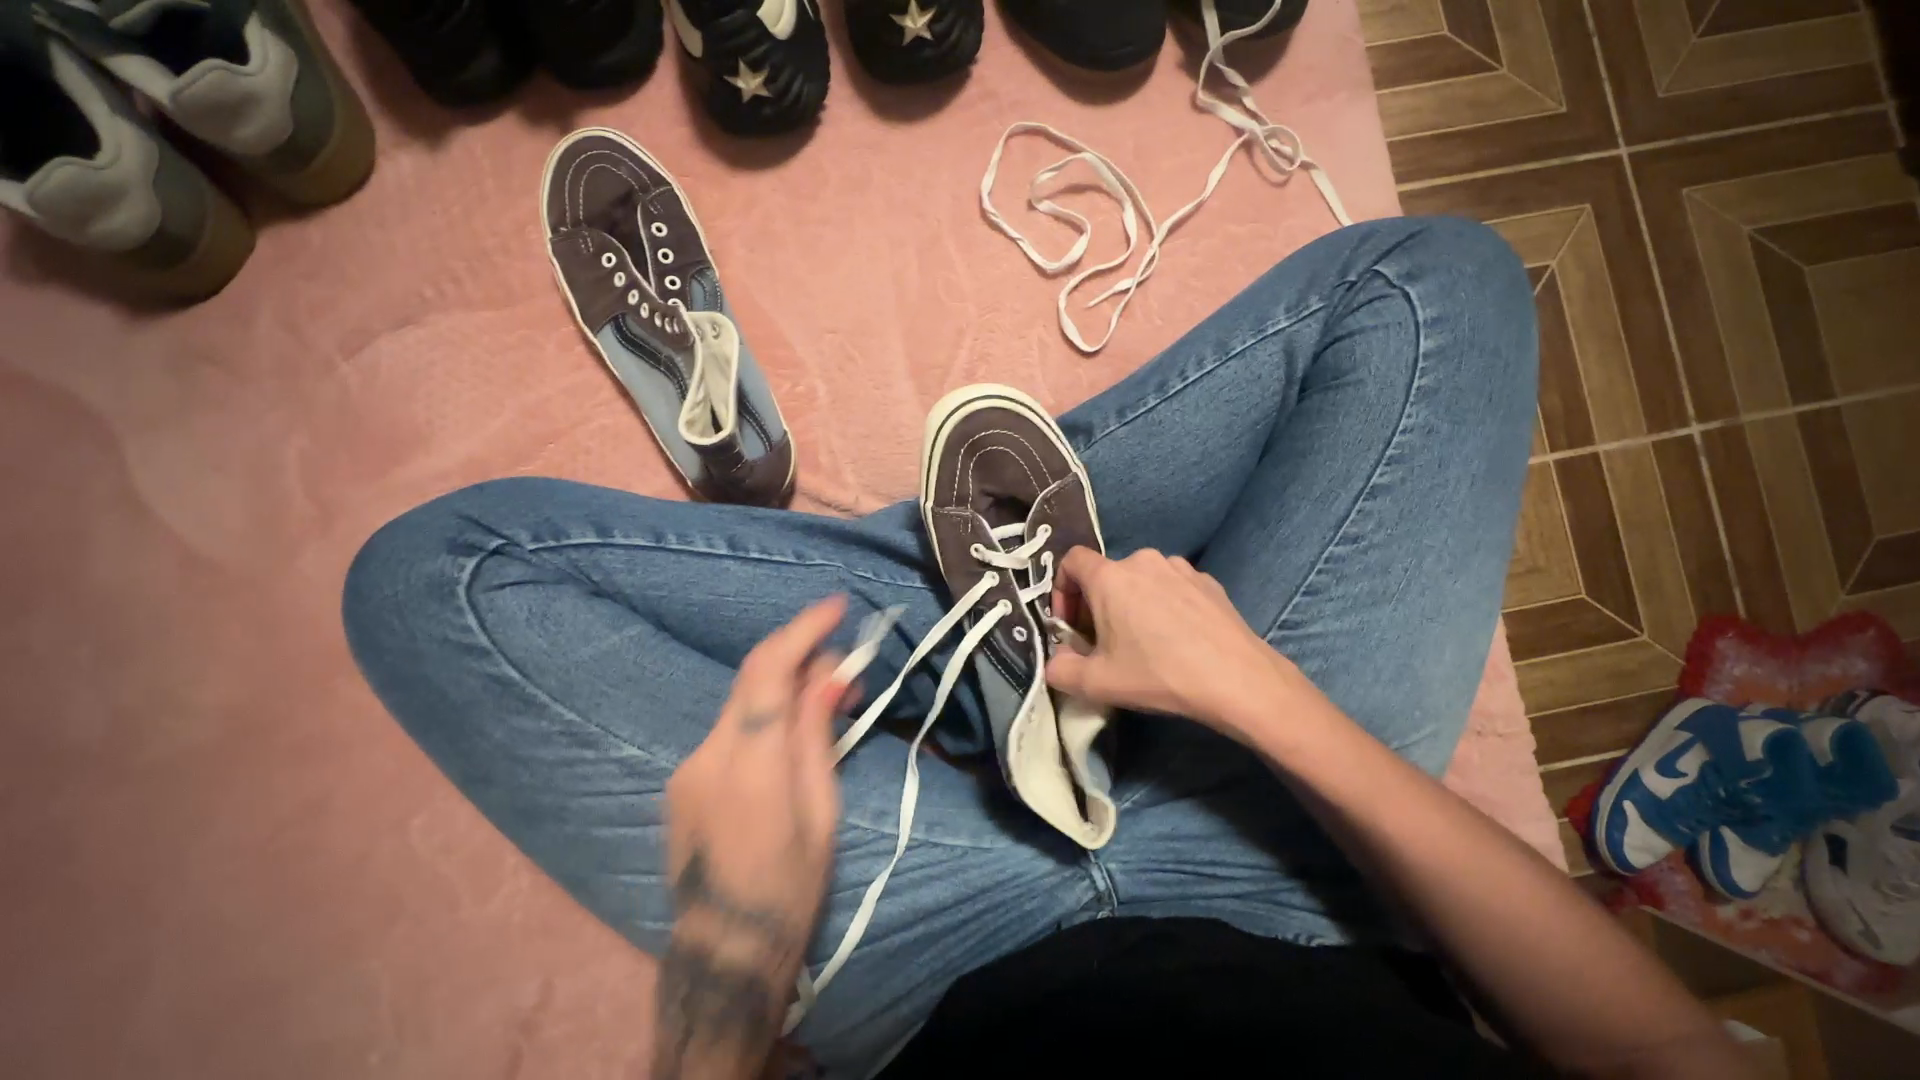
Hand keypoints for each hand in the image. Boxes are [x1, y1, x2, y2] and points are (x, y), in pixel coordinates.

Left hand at [654, 596, 849, 1079]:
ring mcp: (686, 767)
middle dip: (799, 658)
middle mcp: (708, 754)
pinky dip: (760, 719)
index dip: (802, 630)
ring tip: (825, 707)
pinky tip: (785, 740)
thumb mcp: (821, 811)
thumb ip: (817, 735)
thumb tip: (830, 673)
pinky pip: (727, 732)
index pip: (768, 672)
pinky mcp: (680, 781)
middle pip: (751, 680)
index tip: (836, 605)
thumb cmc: (791, 886)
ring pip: (739, 705)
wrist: (726, 947)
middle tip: (846, 669)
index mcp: (750, 764)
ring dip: (781, 691)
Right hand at [1045, 548, 1306, 735]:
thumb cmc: (1158, 675)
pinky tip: (1177, 640)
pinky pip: (1172, 588)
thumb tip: (1055, 663)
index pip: (1071, 561)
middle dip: (1096, 605)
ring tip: (1142, 642)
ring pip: (1141, 580)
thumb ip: (1060, 671)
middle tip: (1103, 644)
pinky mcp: (1209, 582)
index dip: (1062, 590)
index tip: (1070, 625)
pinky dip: (1164, 606)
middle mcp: (1143, 561)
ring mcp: (1180, 568)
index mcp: (1110, 577)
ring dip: (1131, 604)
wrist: (1236, 679)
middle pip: (1107, 575)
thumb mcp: (1096, 684)